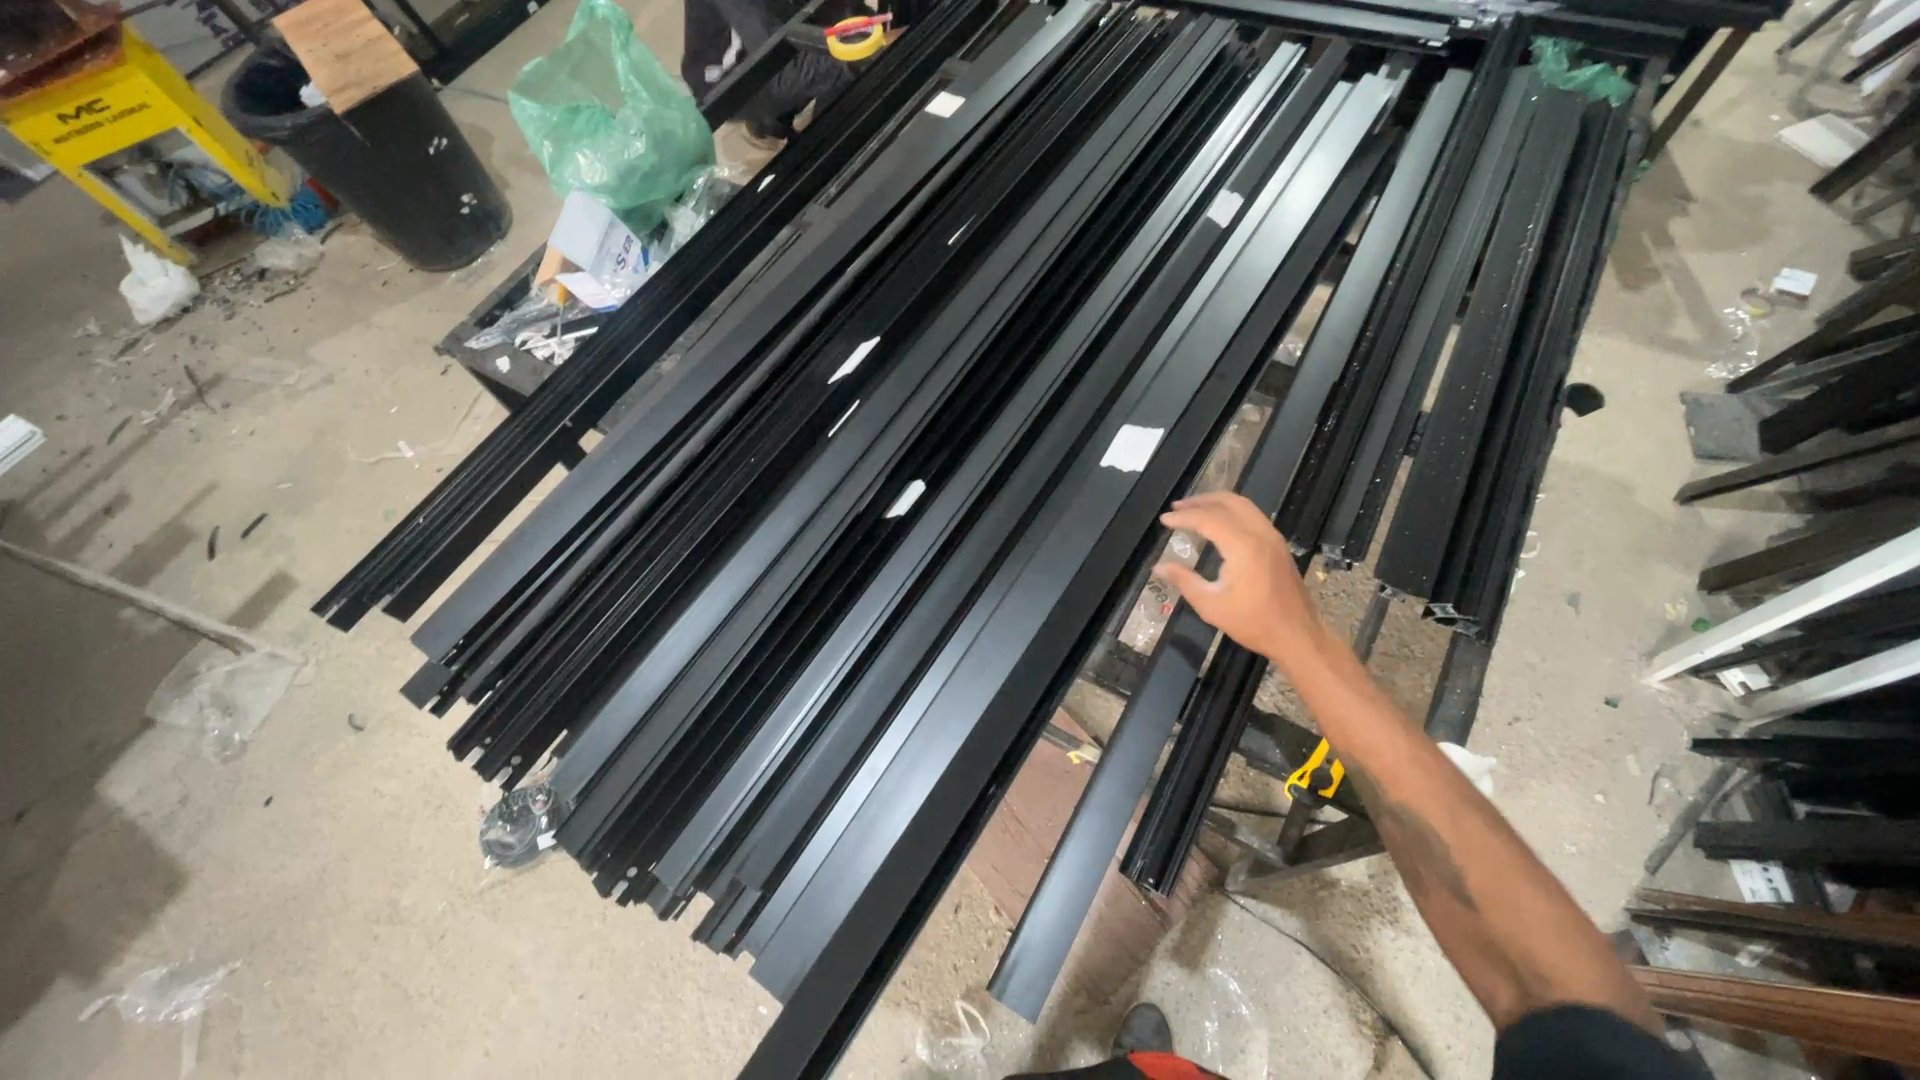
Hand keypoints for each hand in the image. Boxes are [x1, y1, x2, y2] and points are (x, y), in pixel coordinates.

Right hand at [1152, 492, 1326, 669]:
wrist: (1297, 636)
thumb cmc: (1253, 623)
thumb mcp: (1211, 605)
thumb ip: (1184, 581)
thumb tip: (1159, 567)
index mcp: (1244, 547)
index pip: (1208, 519)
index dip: (1183, 517)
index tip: (1164, 520)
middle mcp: (1261, 534)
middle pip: (1229, 502)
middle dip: (1201, 501)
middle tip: (1178, 506)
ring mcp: (1273, 538)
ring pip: (1244, 506)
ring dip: (1218, 503)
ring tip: (1196, 510)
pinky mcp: (1279, 546)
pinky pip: (1253, 516)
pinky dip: (1233, 512)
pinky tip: (1219, 525)